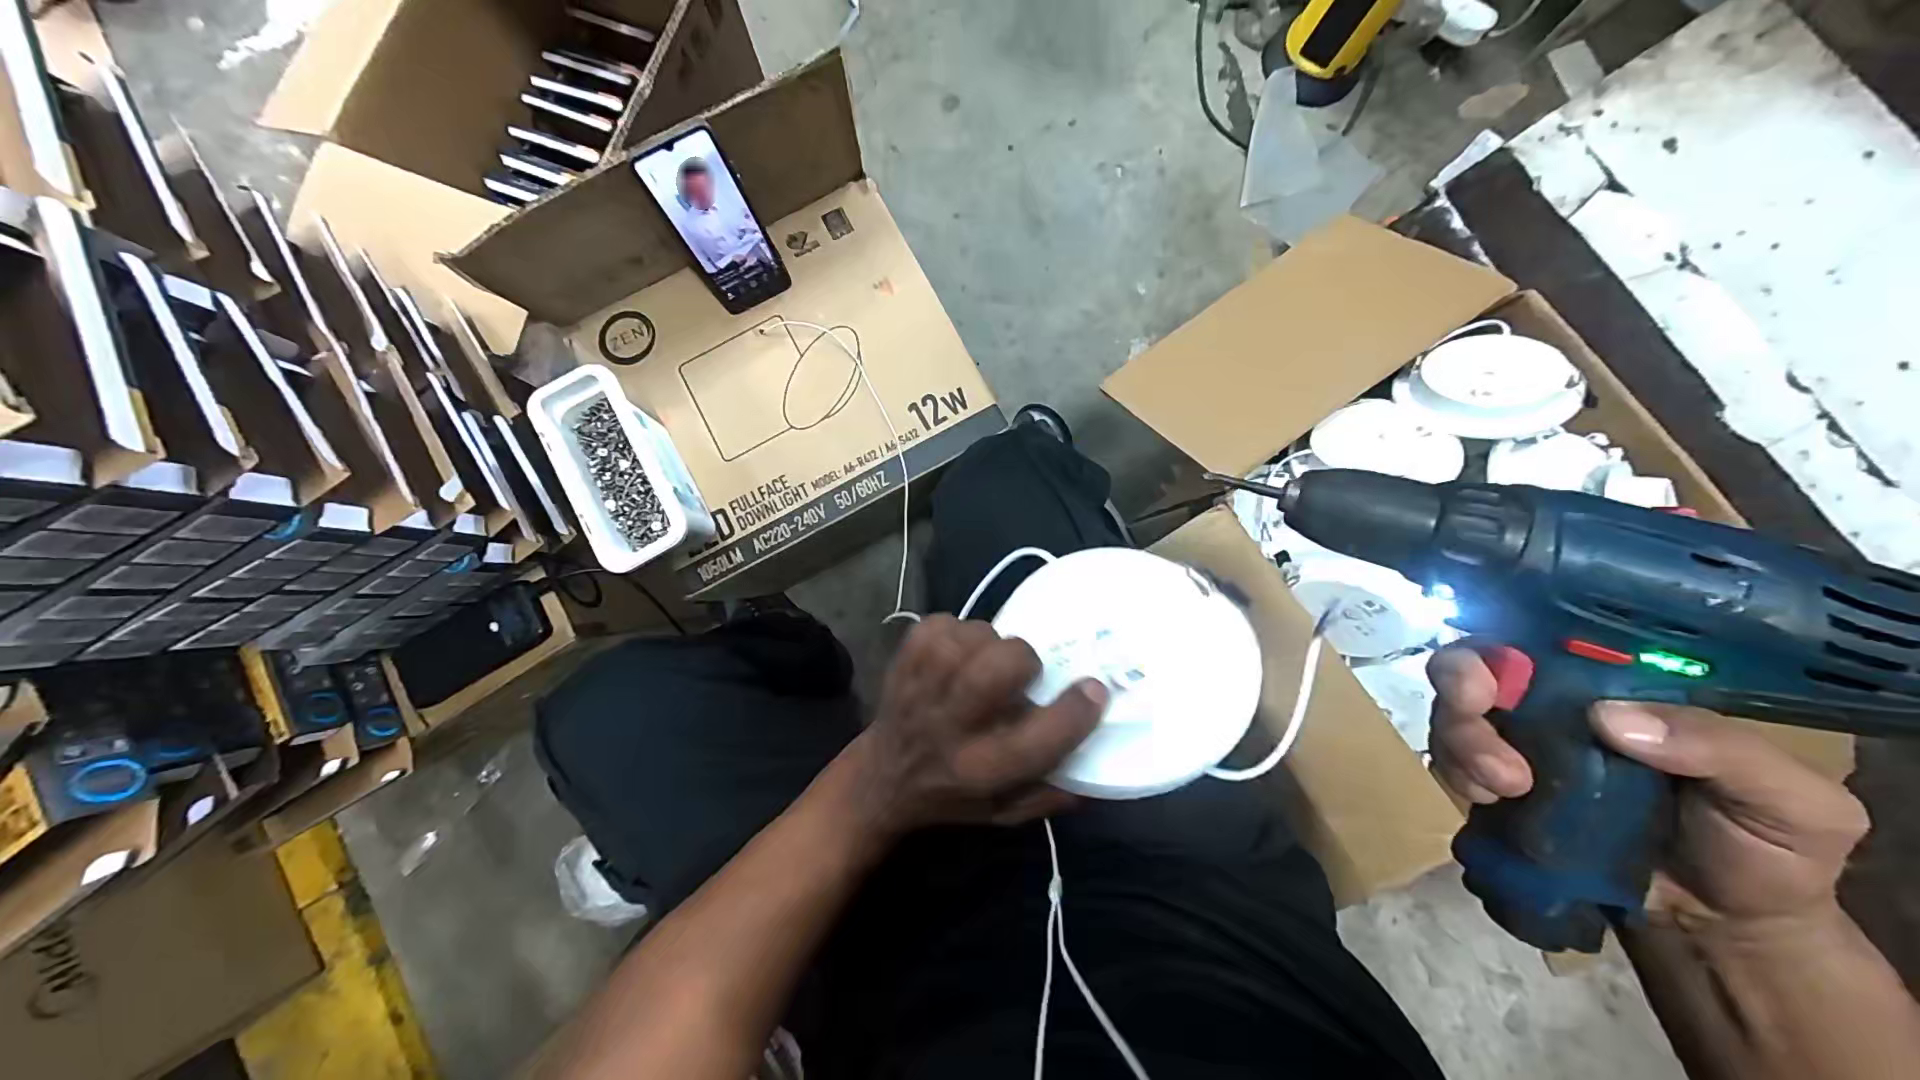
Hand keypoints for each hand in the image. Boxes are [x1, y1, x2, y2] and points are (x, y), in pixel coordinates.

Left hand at [842, 615, 1106, 837]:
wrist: (881, 780)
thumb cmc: (954, 795)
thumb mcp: (1005, 812)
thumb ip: (1053, 791)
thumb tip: (1101, 753)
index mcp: (981, 771)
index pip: (1039, 739)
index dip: (1075, 710)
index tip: (1093, 689)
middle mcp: (950, 727)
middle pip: (994, 673)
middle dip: (1024, 659)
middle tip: (1027, 670)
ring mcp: (921, 689)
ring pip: (969, 638)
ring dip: (991, 642)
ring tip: (988, 659)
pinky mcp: (903, 661)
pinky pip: (941, 623)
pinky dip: (958, 629)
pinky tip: (960, 650)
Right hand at [1428, 645, 1870, 931]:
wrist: (1720, 928)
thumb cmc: (1766, 852)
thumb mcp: (1792, 802)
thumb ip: (1721, 750)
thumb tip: (1609, 717)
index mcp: (1613, 690)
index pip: (1544, 642)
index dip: (1504, 646)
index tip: (1493, 676)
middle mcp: (1551, 706)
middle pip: (1475, 666)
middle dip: (1460, 682)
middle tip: (1473, 708)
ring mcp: (1514, 745)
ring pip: (1452, 713)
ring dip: (1462, 739)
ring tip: (1504, 787)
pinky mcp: (1490, 788)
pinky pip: (1447, 763)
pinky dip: (1456, 775)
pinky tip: (1490, 802)